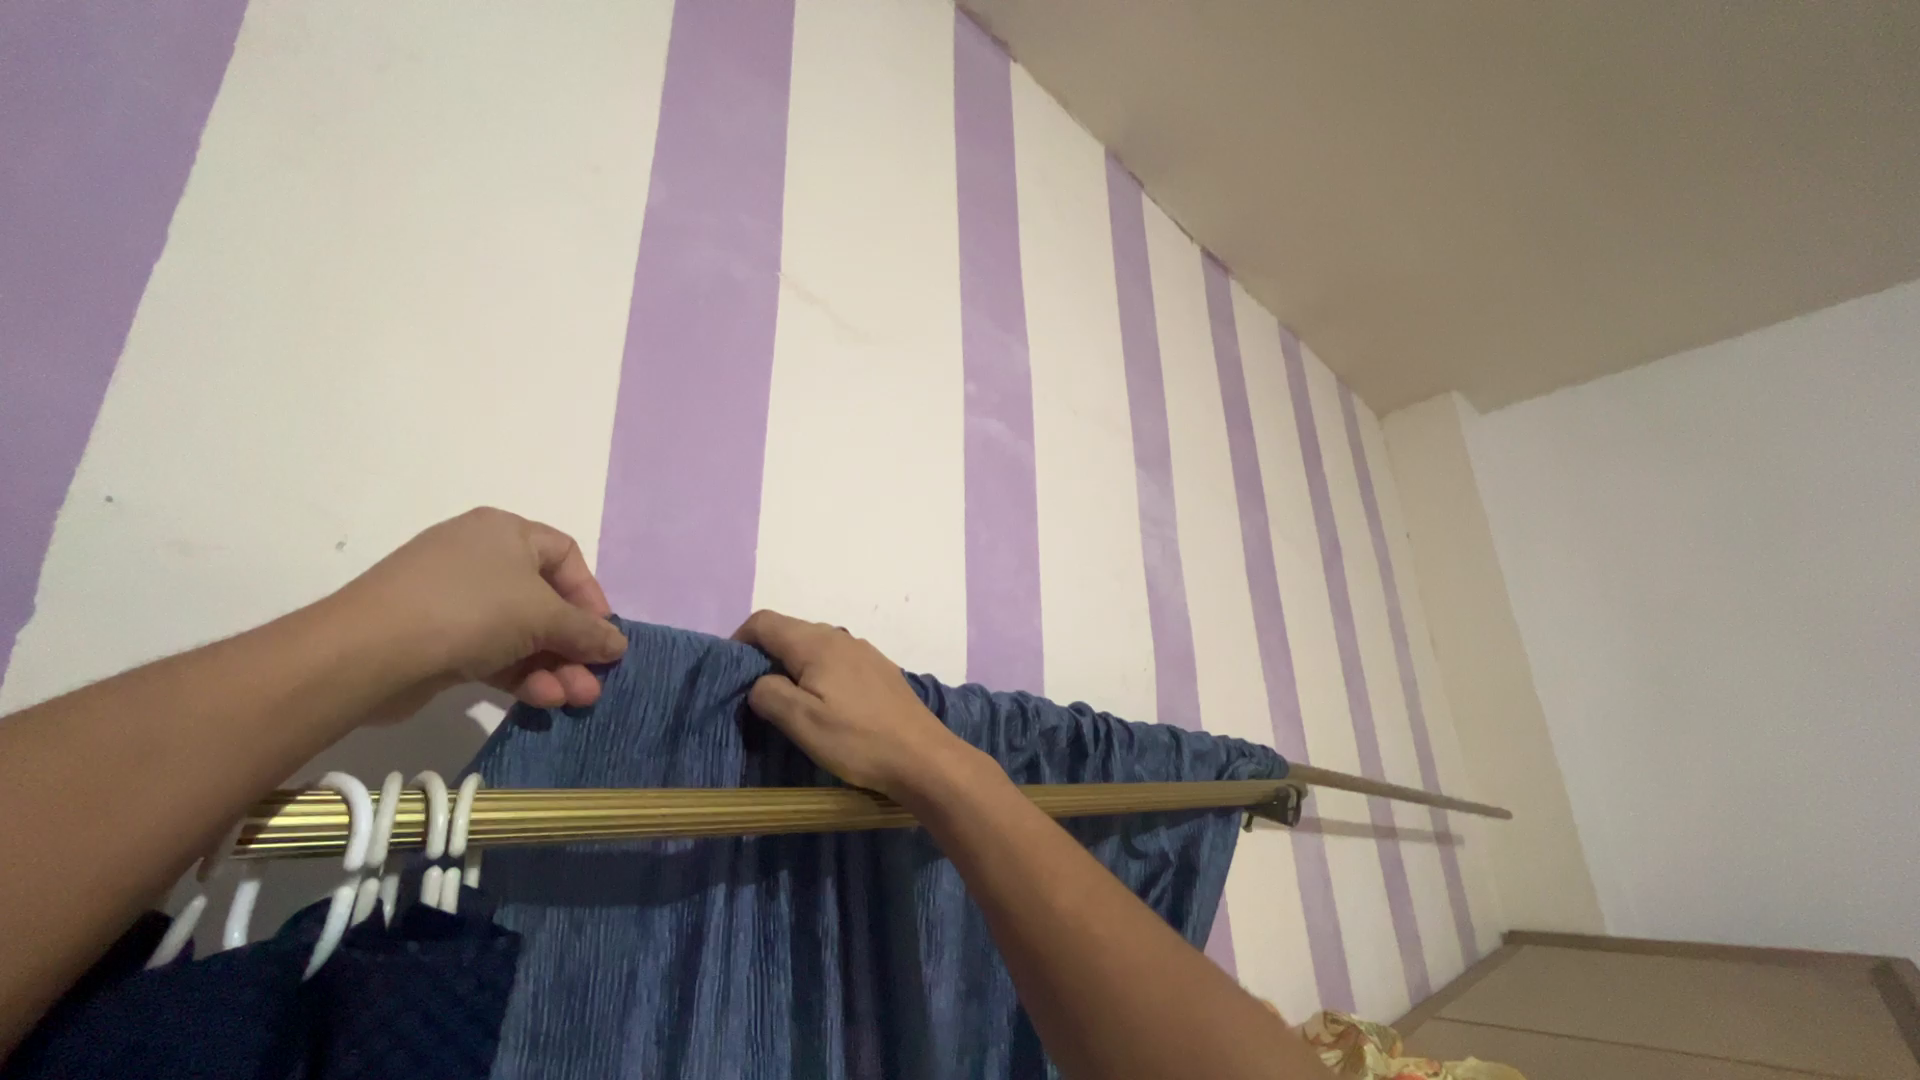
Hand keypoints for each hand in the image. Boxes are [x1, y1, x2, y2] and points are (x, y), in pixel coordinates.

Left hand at [334, 508, 628, 711]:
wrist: (368, 652)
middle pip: (546, 602)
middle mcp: (482, 558)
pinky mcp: (438, 638)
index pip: (566, 556)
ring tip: (574, 699)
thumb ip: (587, 631)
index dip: (590, 595)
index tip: (602, 633)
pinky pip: (494, 652)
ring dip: (553, 667)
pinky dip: (521, 674)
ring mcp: (456, 600)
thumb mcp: (544, 616)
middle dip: (574, 646)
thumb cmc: (471, 610)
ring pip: (522, 633)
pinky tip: (541, 700)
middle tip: (593, 681)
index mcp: (506, 533)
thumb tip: (618, 643)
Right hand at [732, 611, 982, 799]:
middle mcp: (841, 637)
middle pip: (791, 631)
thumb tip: (758, 682)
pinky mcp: (880, 671)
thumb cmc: (858, 740)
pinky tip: (825, 705)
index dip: (740, 640)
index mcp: (817, 643)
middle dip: (766, 654)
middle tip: (754, 693)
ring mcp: (865, 652)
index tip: (730, 672)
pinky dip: (819, 674)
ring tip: (787, 703)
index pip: (764, 621)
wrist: (923, 757)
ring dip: (794, 666)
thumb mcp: (801, 721)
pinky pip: (837, 661)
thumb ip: (769, 694)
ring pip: (815, 646)